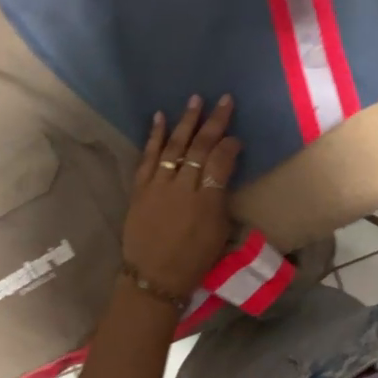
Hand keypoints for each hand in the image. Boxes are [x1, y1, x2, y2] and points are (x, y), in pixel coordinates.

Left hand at [125, 95, 237, 296]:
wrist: (153, 278)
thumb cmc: (193, 260)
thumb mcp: (219, 233)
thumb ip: (221, 200)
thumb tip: (224, 174)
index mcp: (207, 202)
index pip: (221, 162)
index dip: (230, 145)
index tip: (237, 137)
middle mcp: (182, 188)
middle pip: (200, 148)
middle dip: (214, 122)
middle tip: (225, 100)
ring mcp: (159, 185)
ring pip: (175, 146)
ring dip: (186, 121)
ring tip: (195, 99)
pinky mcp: (140, 188)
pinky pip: (148, 156)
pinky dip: (155, 136)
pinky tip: (160, 117)